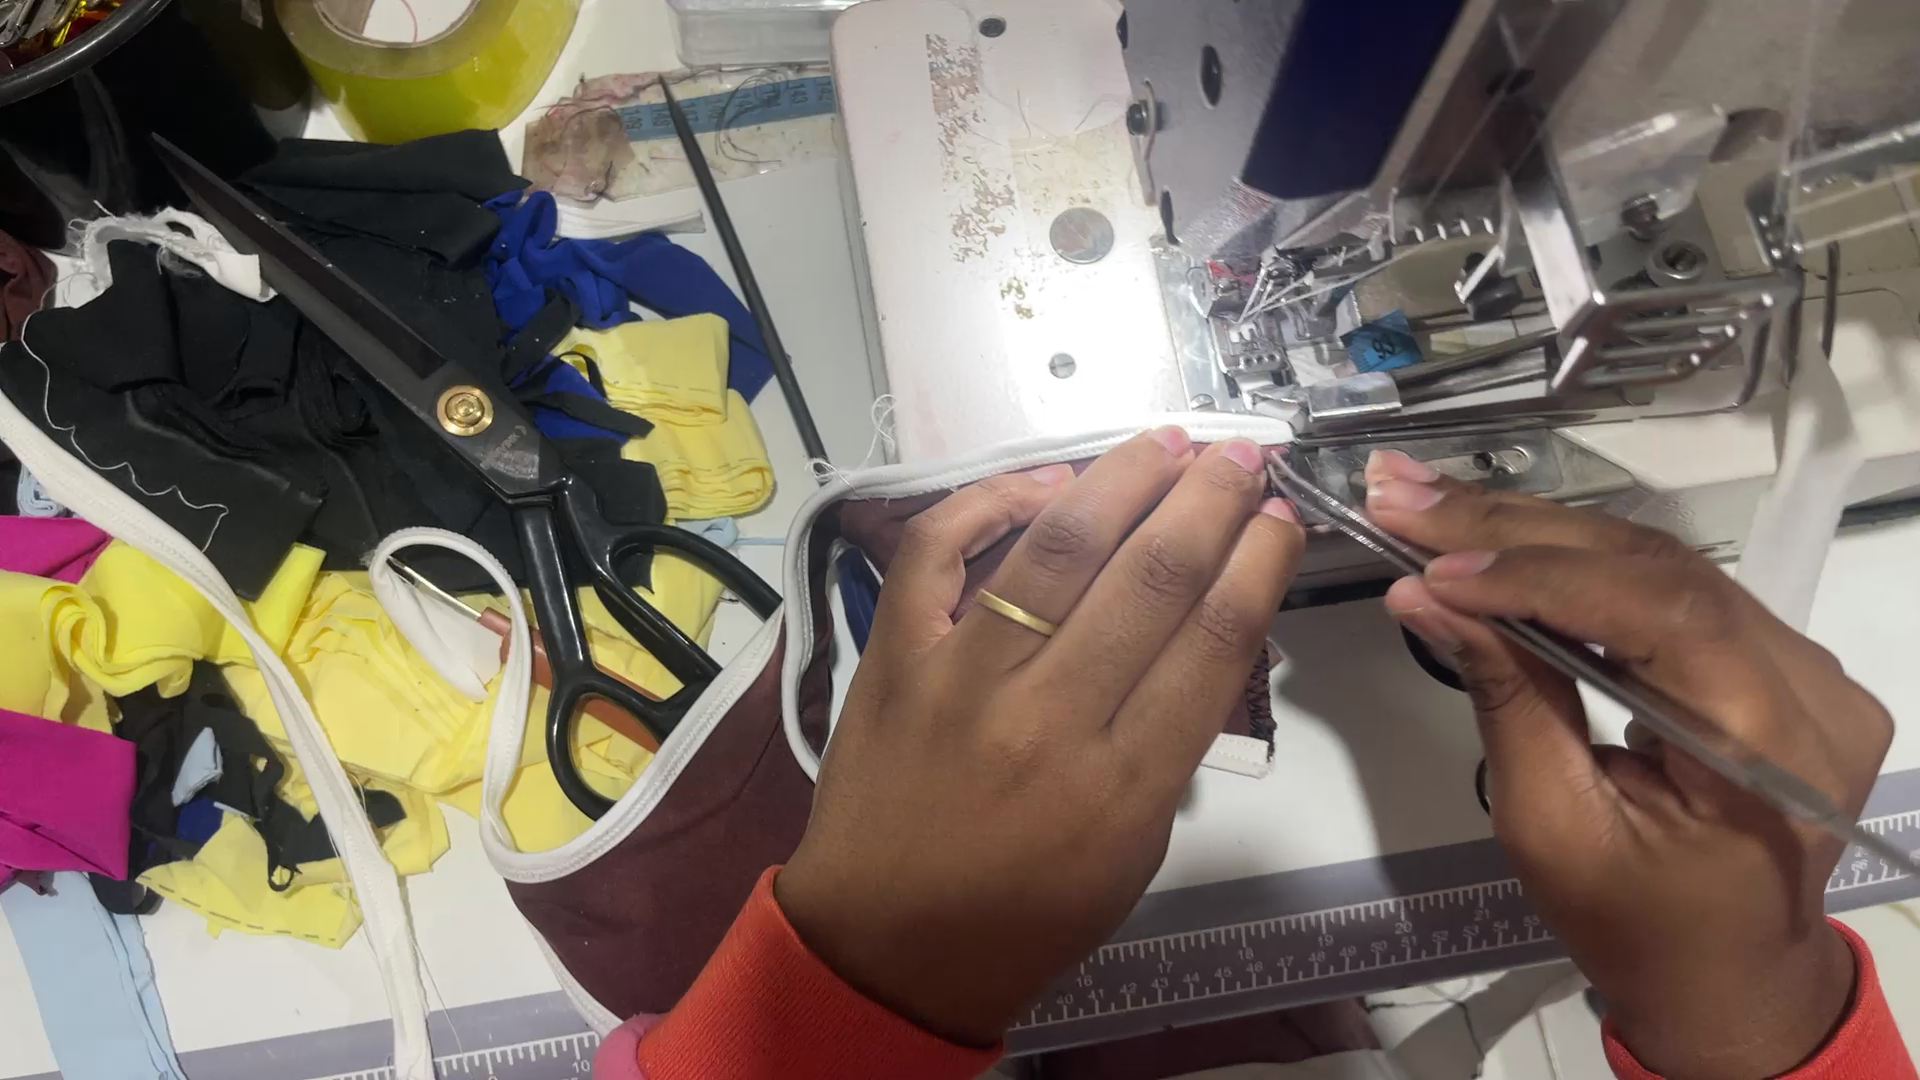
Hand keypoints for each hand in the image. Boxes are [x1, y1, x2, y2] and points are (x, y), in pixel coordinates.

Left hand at [776, 429, 1304, 1045]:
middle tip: (1237, 456)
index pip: (1211, 641)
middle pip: (1147, 579)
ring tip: (1165, 443)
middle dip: (1206, 501)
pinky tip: (1042, 481)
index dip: (1256, 564)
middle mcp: (1046, 718)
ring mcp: (959, 679)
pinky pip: (934, 552)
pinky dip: (985, 502)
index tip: (1277, 517)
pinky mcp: (893, 657)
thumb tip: (1205, 624)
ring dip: (1121, 481)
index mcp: (1124, 785)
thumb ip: (1170, 741)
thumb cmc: (1022, 916)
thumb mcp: (1132, 850)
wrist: (884, 946)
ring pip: (1054, 550)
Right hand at [1366, 449, 1892, 1079]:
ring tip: (1412, 495)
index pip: (1657, 613)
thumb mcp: (1547, 819)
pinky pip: (1637, 577)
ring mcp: (1783, 658)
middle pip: (1646, 563)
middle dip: (1502, 525)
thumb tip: (1420, 598)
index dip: (1534, 578)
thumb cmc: (1630, 917)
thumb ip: (1500, 694)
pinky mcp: (1742, 649)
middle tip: (1394, 493)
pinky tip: (1472, 526)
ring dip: (1512, 522)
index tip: (1427, 568)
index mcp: (1770, 742)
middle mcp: (1803, 679)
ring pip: (1638, 554)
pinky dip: (1544, 548)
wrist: (1719, 969)